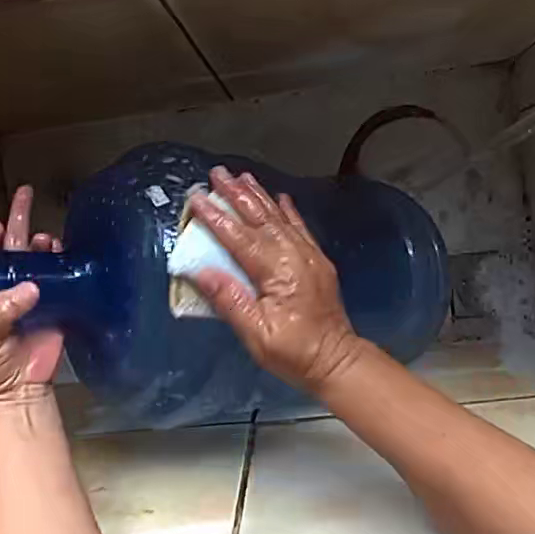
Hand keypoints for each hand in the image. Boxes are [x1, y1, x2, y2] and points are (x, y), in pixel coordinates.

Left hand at [0, 185, 65, 410]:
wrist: (17, 394)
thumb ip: (0, 311)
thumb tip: (30, 287)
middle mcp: (7, 292)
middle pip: (13, 251)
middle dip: (18, 223)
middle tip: (25, 196)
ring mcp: (34, 300)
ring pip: (40, 263)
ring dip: (43, 246)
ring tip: (47, 237)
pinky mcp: (58, 309)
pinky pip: (64, 282)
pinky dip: (67, 267)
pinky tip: (67, 255)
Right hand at [188, 166, 367, 391]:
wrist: (337, 360)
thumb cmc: (295, 353)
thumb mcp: (256, 335)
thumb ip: (230, 301)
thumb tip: (200, 272)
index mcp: (278, 272)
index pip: (240, 238)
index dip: (217, 217)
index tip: (197, 198)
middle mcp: (296, 256)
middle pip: (262, 219)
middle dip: (238, 195)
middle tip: (218, 173)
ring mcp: (310, 256)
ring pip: (281, 218)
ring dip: (260, 197)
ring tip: (243, 177)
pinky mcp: (318, 262)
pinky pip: (301, 228)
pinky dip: (289, 211)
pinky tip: (281, 198)